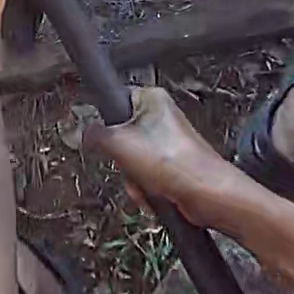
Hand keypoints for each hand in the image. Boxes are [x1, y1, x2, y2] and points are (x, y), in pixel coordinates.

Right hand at [85, 87, 262, 233]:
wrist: (209, 196)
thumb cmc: (172, 162)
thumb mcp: (118, 143)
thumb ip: (94, 135)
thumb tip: (84, 133)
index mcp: (152, 98)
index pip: (115, 100)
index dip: (106, 123)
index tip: (105, 139)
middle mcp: (162, 116)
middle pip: (121, 135)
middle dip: (122, 160)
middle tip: (129, 166)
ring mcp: (169, 141)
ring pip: (132, 159)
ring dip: (133, 178)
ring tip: (144, 184)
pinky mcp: (174, 165)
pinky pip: (146, 175)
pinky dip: (146, 188)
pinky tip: (153, 195)